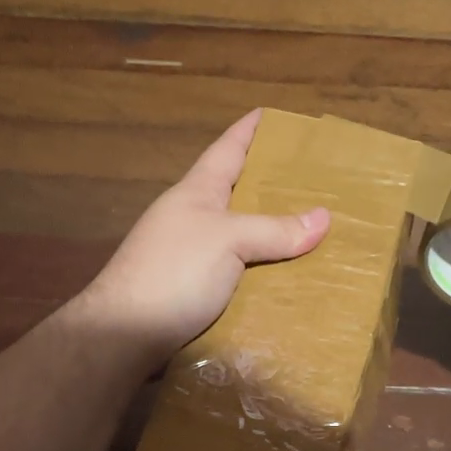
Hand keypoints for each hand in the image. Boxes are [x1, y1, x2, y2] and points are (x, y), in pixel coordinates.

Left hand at [76, 110, 328, 363]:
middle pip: (236, 196)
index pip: (227, 149)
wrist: (125, 335)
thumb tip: (325, 217)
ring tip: (314, 239)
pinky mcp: (193, 296)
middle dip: (271, 189)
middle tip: (315, 185)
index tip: (273, 114)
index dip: (249, 130)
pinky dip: (261, 279)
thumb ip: (275, 229)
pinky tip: (287, 286)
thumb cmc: (173, 273)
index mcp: (196, 192)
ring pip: (240, 242)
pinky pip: (237, 280)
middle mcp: (192, 221)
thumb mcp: (228, 240)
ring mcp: (190, 260)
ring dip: (271, 240)